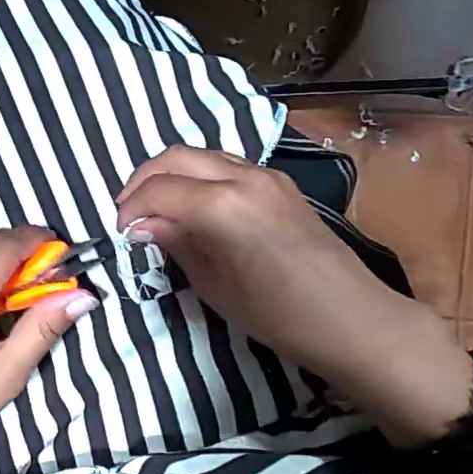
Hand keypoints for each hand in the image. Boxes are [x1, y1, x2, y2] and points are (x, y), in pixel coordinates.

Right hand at [115, 145, 472, 443]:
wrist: (352, 318)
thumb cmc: (280, 316)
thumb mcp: (216, 287)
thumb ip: (178, 244)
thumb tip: (142, 225)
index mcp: (224, 205)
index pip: (160, 189)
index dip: (131, 207)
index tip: (120, 232)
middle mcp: (244, 176)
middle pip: (177, 157)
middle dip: (144, 180)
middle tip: (129, 214)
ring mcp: (267, 175)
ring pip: (203, 155)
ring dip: (173, 174)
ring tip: (158, 209)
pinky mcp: (281, 183)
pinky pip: (228, 166)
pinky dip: (200, 177)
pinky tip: (195, 207)